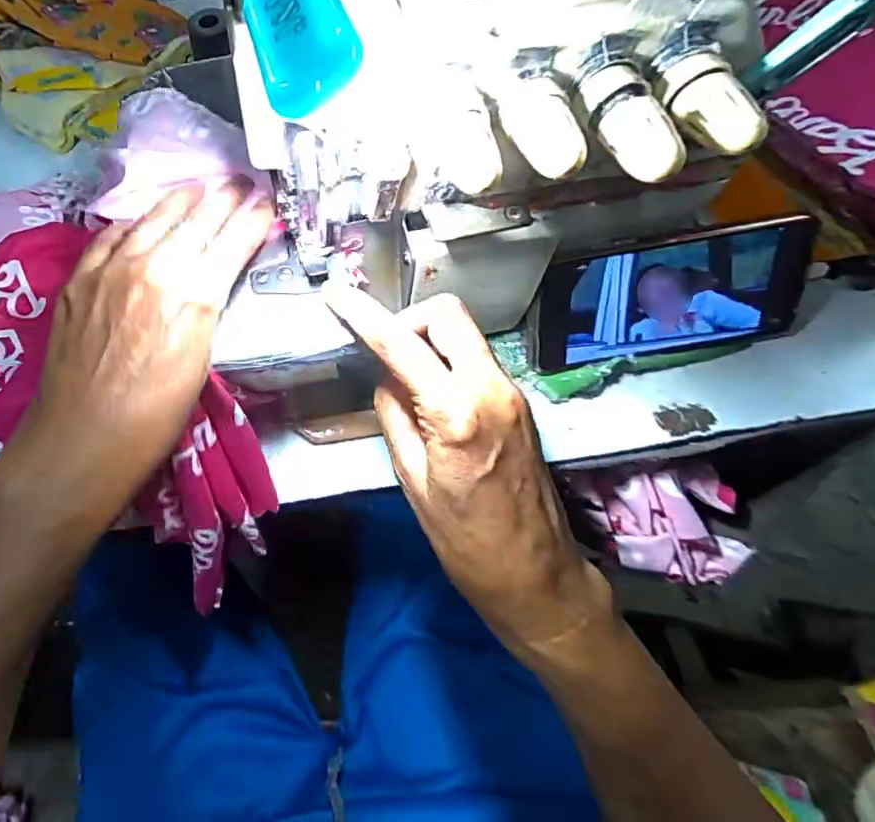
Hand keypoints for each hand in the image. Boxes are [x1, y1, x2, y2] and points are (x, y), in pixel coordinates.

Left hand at [0, 180, 273, 531]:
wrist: (81, 439)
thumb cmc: (154, 417)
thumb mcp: (200, 362)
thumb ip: (208, 310)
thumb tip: (217, 278)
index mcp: (191, 294)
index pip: (232, 241)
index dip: (253, 219)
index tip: (266, 202)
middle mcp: (152, 268)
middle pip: (196, 220)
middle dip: (223, 198)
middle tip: (238, 183)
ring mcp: (109, 269)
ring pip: (151, 218)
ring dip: (179, 200)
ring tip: (197, 188)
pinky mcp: (78, 279)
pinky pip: (108, 237)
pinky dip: (131, 223)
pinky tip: (140, 219)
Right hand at [324, 286, 611, 657]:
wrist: (538, 578)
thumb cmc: (466, 543)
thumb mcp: (412, 480)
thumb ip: (395, 416)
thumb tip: (388, 377)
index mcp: (458, 414)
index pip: (402, 344)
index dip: (364, 315)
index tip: (336, 296)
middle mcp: (492, 390)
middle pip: (447, 314)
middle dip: (407, 318)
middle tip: (382, 352)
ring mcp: (511, 393)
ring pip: (463, 333)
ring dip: (427, 340)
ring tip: (402, 381)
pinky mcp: (517, 402)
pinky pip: (473, 358)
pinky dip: (444, 360)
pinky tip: (428, 396)